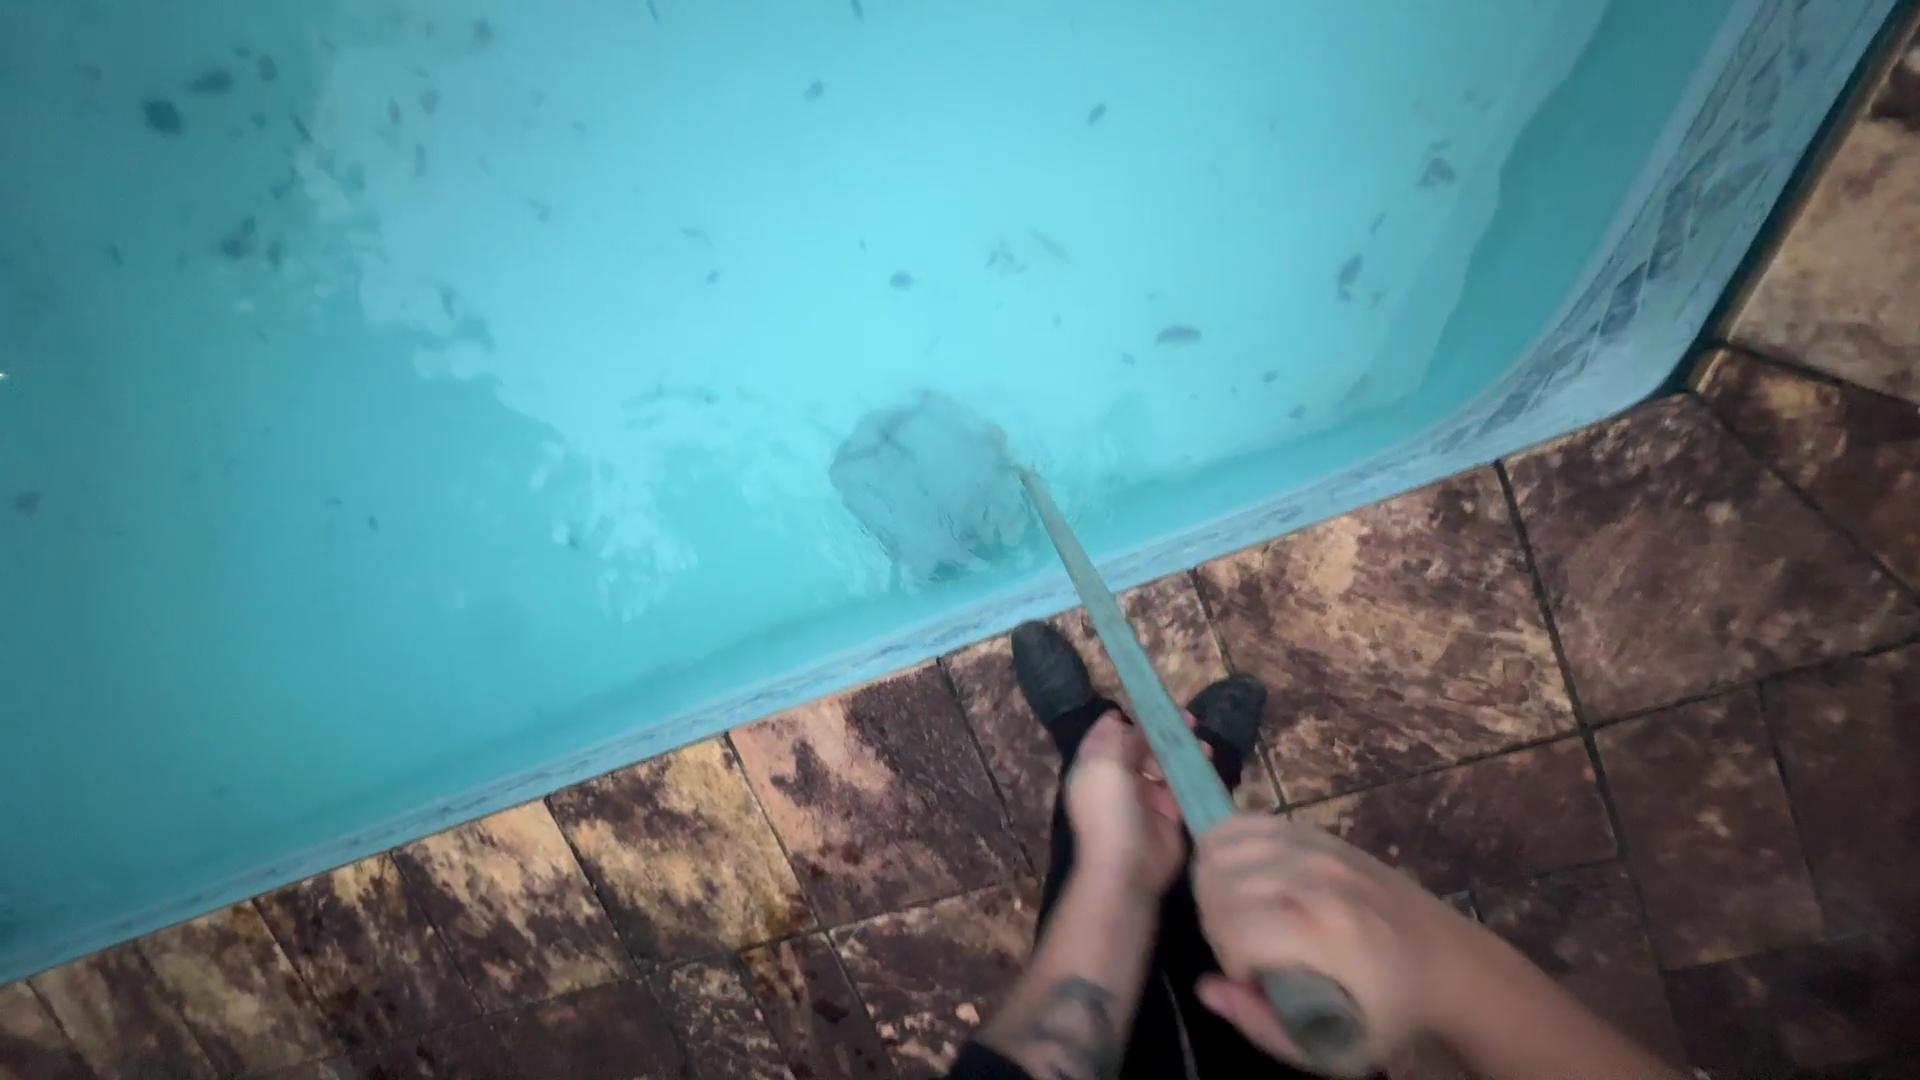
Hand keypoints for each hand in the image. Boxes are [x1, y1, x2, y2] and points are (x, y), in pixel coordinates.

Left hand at [1062, 711, 1187, 896]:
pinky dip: (1195, 771)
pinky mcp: (1169, 813)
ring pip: (1165, 763)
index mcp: (1095, 764)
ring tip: (1201, 743)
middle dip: (1163, 732)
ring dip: (1182, 749)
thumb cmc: (1109, 809)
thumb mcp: (1106, 763)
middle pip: (1142, 745)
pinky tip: (1207, 760)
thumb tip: (1126, 719)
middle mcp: (1118, 776)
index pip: (1109, 732)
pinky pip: (1182, 784)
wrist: (1126, 867)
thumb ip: (1121, 738)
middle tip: (1188, 720)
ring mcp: (1144, 795)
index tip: (1154, 706)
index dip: (1130, 717)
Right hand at [1189, 815, 1478, 1072]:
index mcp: (1324, 934)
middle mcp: (1312, 877)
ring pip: (1219, 849)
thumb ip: (1262, 1025)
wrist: (1447, 962)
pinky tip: (1237, 877)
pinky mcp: (1309, 829)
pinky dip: (1222, 849)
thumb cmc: (1389, 1012)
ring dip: (1215, 886)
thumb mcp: (1335, 1049)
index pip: (1232, 928)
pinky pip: (1238, 824)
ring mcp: (1311, 845)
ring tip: (1240, 913)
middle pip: (1218, 884)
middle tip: (1243, 947)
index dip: (1230, 959)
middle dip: (1216, 922)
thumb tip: (1206, 988)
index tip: (1254, 979)